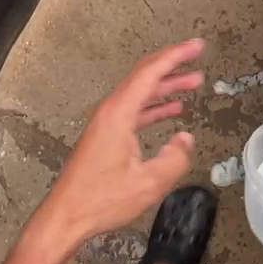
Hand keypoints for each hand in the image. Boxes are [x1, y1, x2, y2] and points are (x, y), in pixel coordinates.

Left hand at [26, 39, 204, 255]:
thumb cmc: (99, 200)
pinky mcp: (105, 135)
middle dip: (173, 65)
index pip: (150, 73)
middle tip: (195, 56)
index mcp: (119, 114)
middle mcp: (110, 112)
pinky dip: (155, 105)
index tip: (195, 46)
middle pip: (144, 76)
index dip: (176, 56)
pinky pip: (135, 109)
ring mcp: (106, 123)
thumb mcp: (149, 183)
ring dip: (166, 85)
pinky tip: (171, 109)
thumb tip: (185, 140)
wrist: (66, 216)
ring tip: (191, 82)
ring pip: (140, 92)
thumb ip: (175, 158)